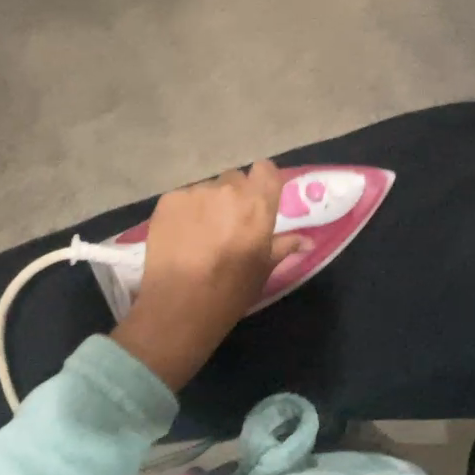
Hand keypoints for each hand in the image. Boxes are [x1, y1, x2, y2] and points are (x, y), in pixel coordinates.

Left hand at [112, 160, 307, 389]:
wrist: (180, 304)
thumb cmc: (230, 291)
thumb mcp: (263, 270)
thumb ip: (283, 246)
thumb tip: (306, 241)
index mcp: (257, 204)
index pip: (266, 169)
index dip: (262, 183)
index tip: (258, 203)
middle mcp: (227, 190)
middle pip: (234, 180)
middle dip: (234, 197)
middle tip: (228, 227)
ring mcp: (194, 192)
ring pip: (206, 190)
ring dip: (207, 206)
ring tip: (200, 237)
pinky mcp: (168, 201)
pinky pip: (182, 199)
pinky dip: (184, 214)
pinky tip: (180, 238)